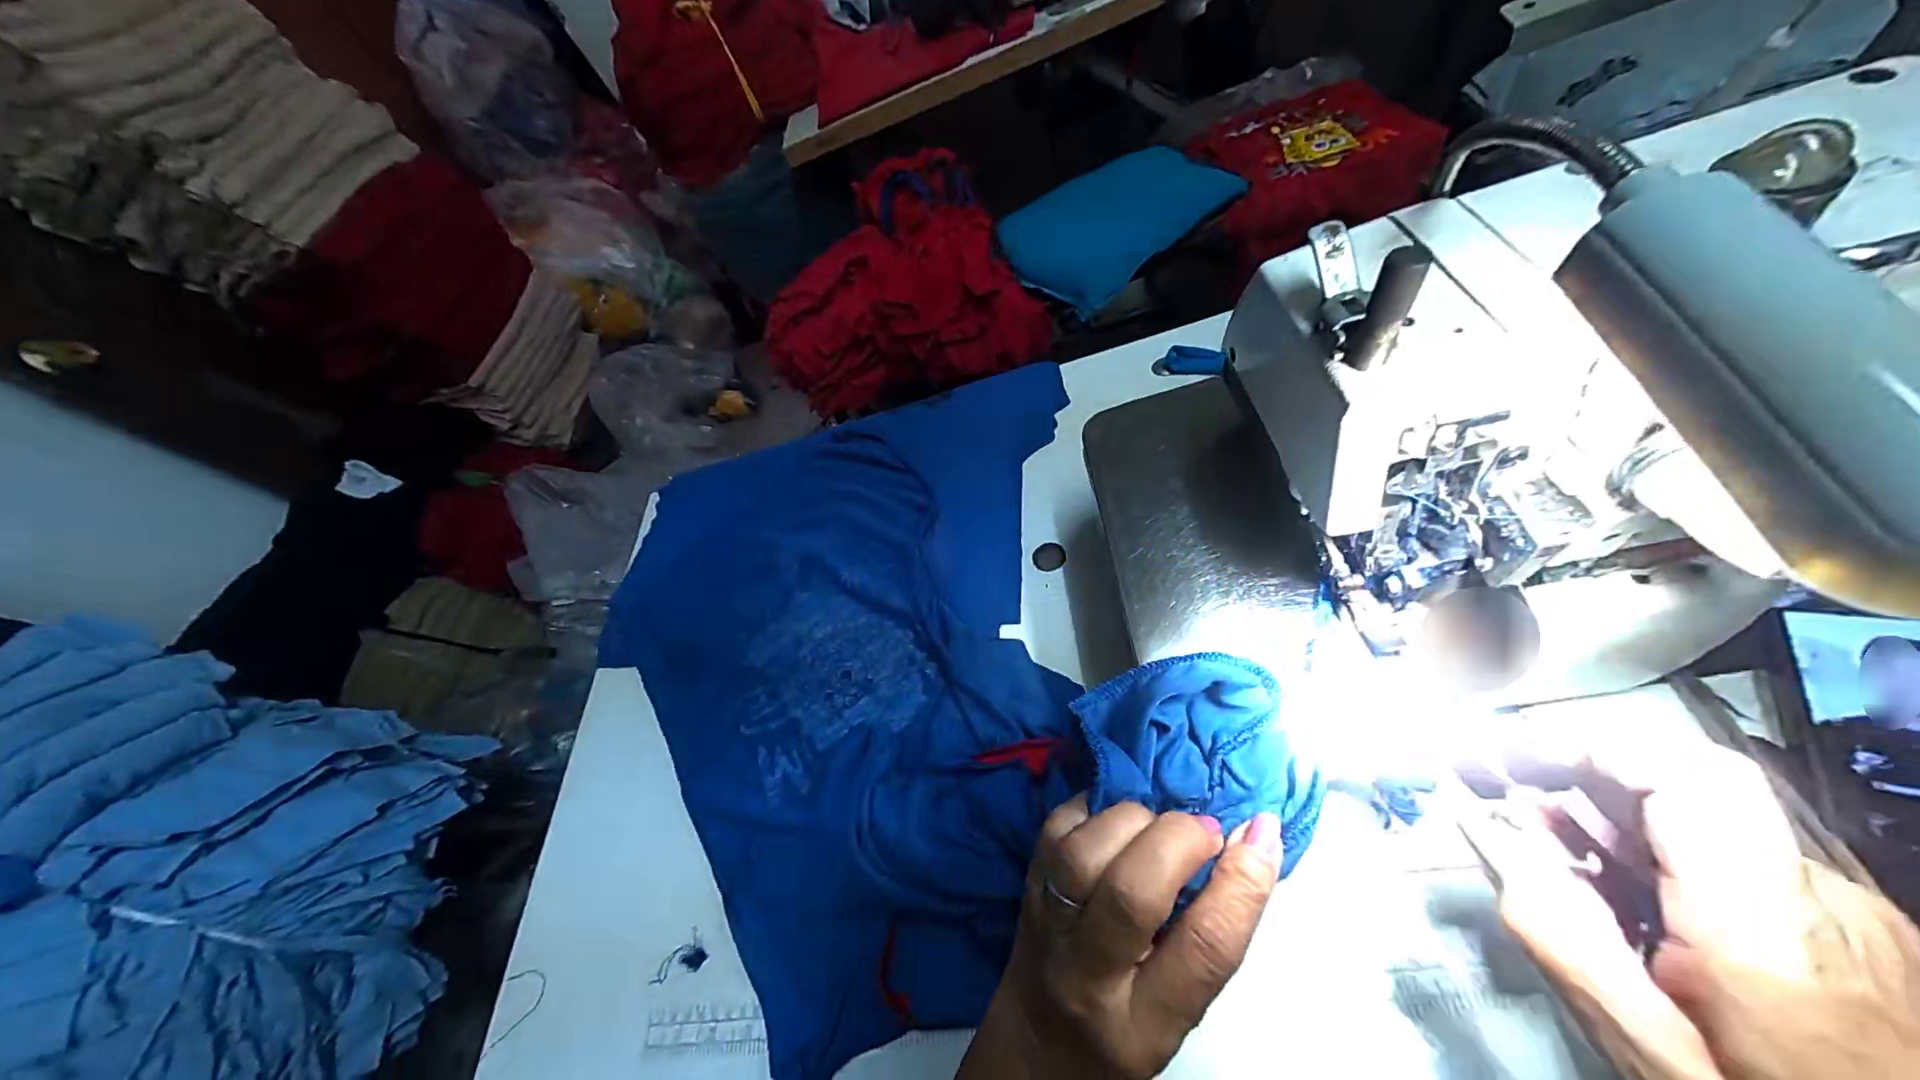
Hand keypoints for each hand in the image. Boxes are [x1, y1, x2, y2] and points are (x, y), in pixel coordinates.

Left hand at [958, 796, 1284, 1079]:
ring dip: (1134, 820)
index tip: (1261, 836)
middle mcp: (1084, 971)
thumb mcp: (1180, 1008)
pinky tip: (1119, 821)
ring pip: (1084, 851)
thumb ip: (1209, 936)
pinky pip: (1059, 825)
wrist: (1036, 1039)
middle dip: (1177, 840)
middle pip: (1130, 892)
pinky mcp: (1025, 879)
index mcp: (1144, 1022)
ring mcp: (1044, 921)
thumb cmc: (1123, 1027)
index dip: (1239, 886)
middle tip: (1205, 832)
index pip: (1200, 950)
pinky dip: (1096, 810)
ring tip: (1159, 828)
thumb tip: (1252, 840)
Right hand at [1463, 742, 1919, 1079]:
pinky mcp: (1861, 930)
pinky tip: (1626, 893)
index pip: (1683, 774)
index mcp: (1767, 933)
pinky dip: (1660, 850)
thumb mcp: (1637, 1037)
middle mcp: (1825, 904)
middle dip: (1581, 773)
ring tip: (1550, 842)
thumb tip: (1486, 832)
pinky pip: (1735, 854)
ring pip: (1705, 815)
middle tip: (1507, 791)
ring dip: (1614, 813)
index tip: (1511, 758)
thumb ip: (1555, 926)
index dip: (1585, 746)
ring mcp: (1852, 914)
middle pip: (1685, 783)